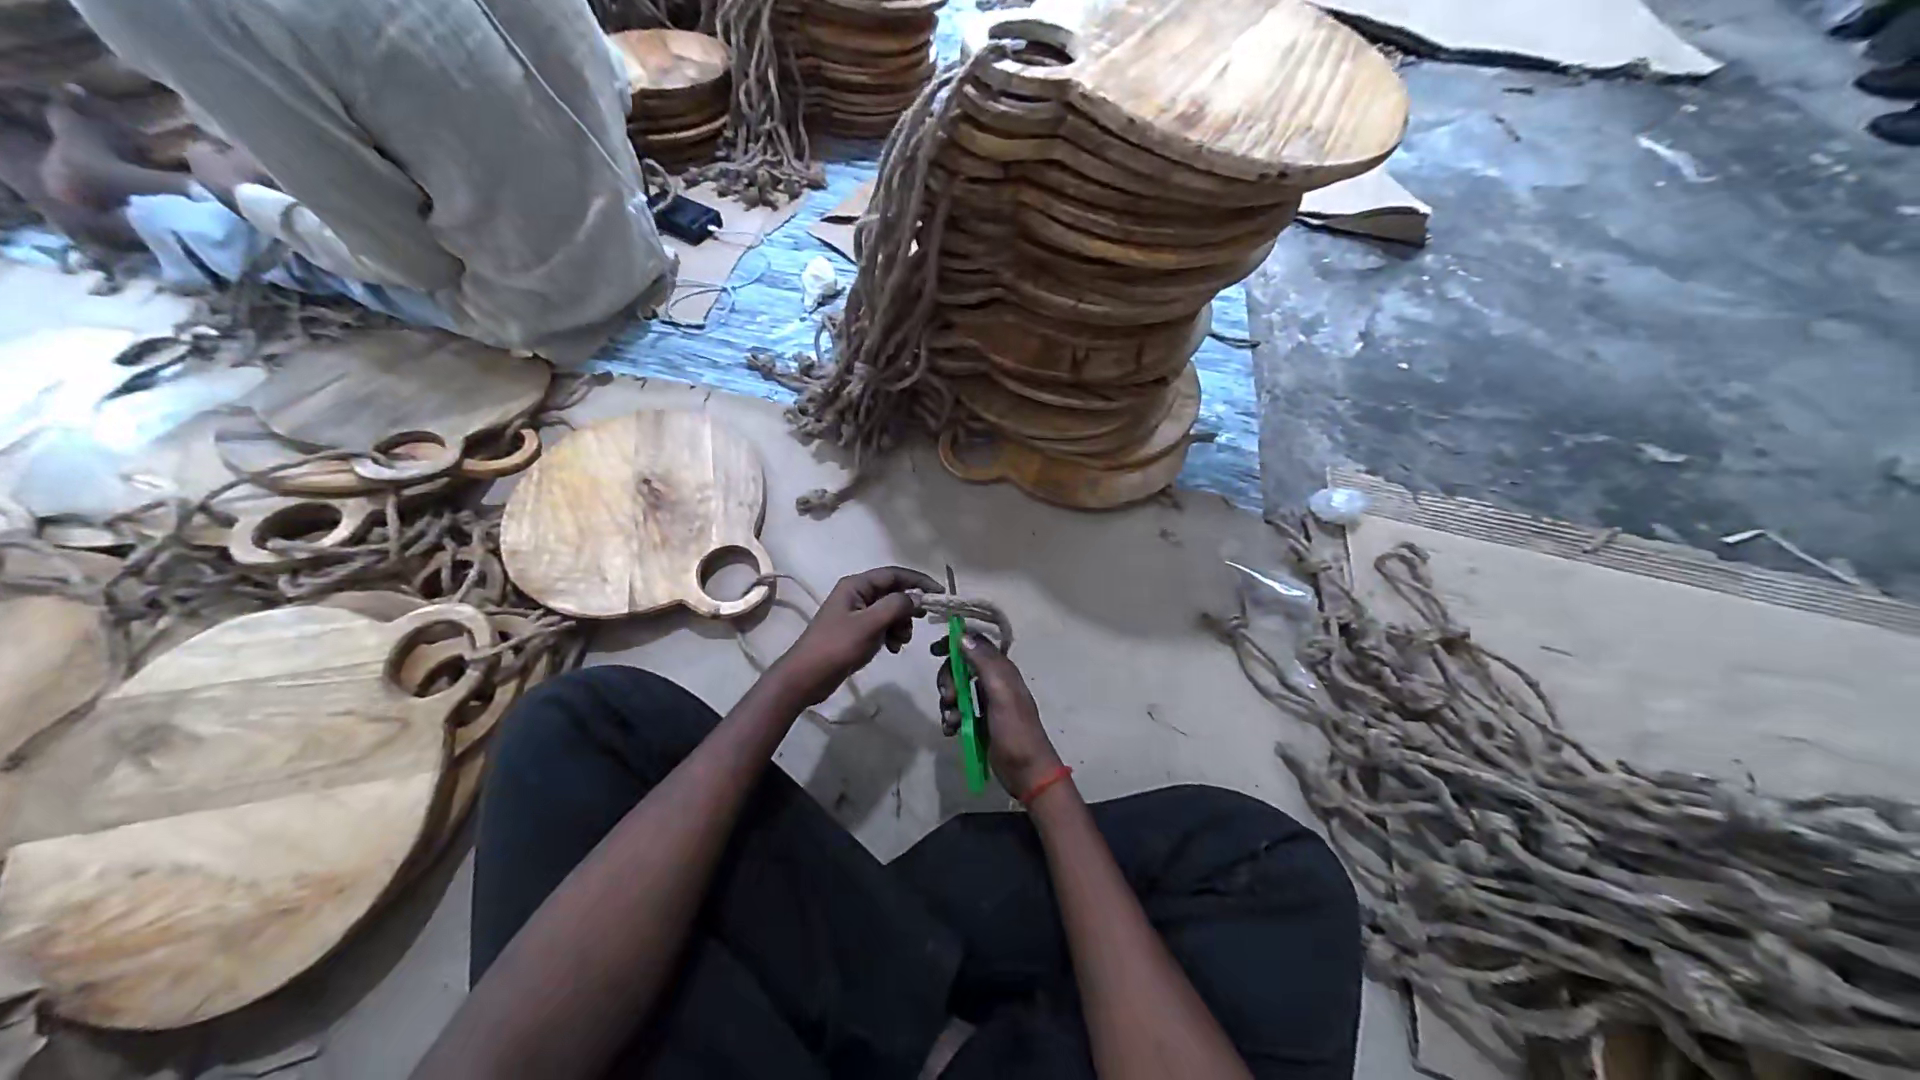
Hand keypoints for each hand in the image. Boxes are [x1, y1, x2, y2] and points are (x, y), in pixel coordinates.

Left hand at [770, 566, 940, 707]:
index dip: (918, 581)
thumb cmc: (837, 647)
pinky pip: (883, 626)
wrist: (806, 677)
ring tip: (900, 642)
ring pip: (890, 611)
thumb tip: (917, 596)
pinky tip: (892, 648)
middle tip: (920, 622)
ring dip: (901, 624)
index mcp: (856, 586)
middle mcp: (857, 594)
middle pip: (893, 592)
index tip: (940, 593)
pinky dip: (892, 634)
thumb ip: (896, 606)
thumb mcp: (870, 624)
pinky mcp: (857, 632)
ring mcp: (856, 614)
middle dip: (908, 608)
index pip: (894, 574)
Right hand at [935, 633, 1061, 795]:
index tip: (934, 652)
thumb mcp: (1002, 694)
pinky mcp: (979, 720)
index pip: (975, 643)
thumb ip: (984, 663)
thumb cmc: (1016, 732)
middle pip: (960, 666)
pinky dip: (951, 717)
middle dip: (948, 679)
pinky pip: (957, 710)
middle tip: (949, 698)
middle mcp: (993, 680)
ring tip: (952, 720)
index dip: (954, 643)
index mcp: (1002, 670)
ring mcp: (986, 701)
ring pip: (956, 688)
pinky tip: (952, 730)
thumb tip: (963, 636)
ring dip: (948, 702)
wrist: (1026, 772)